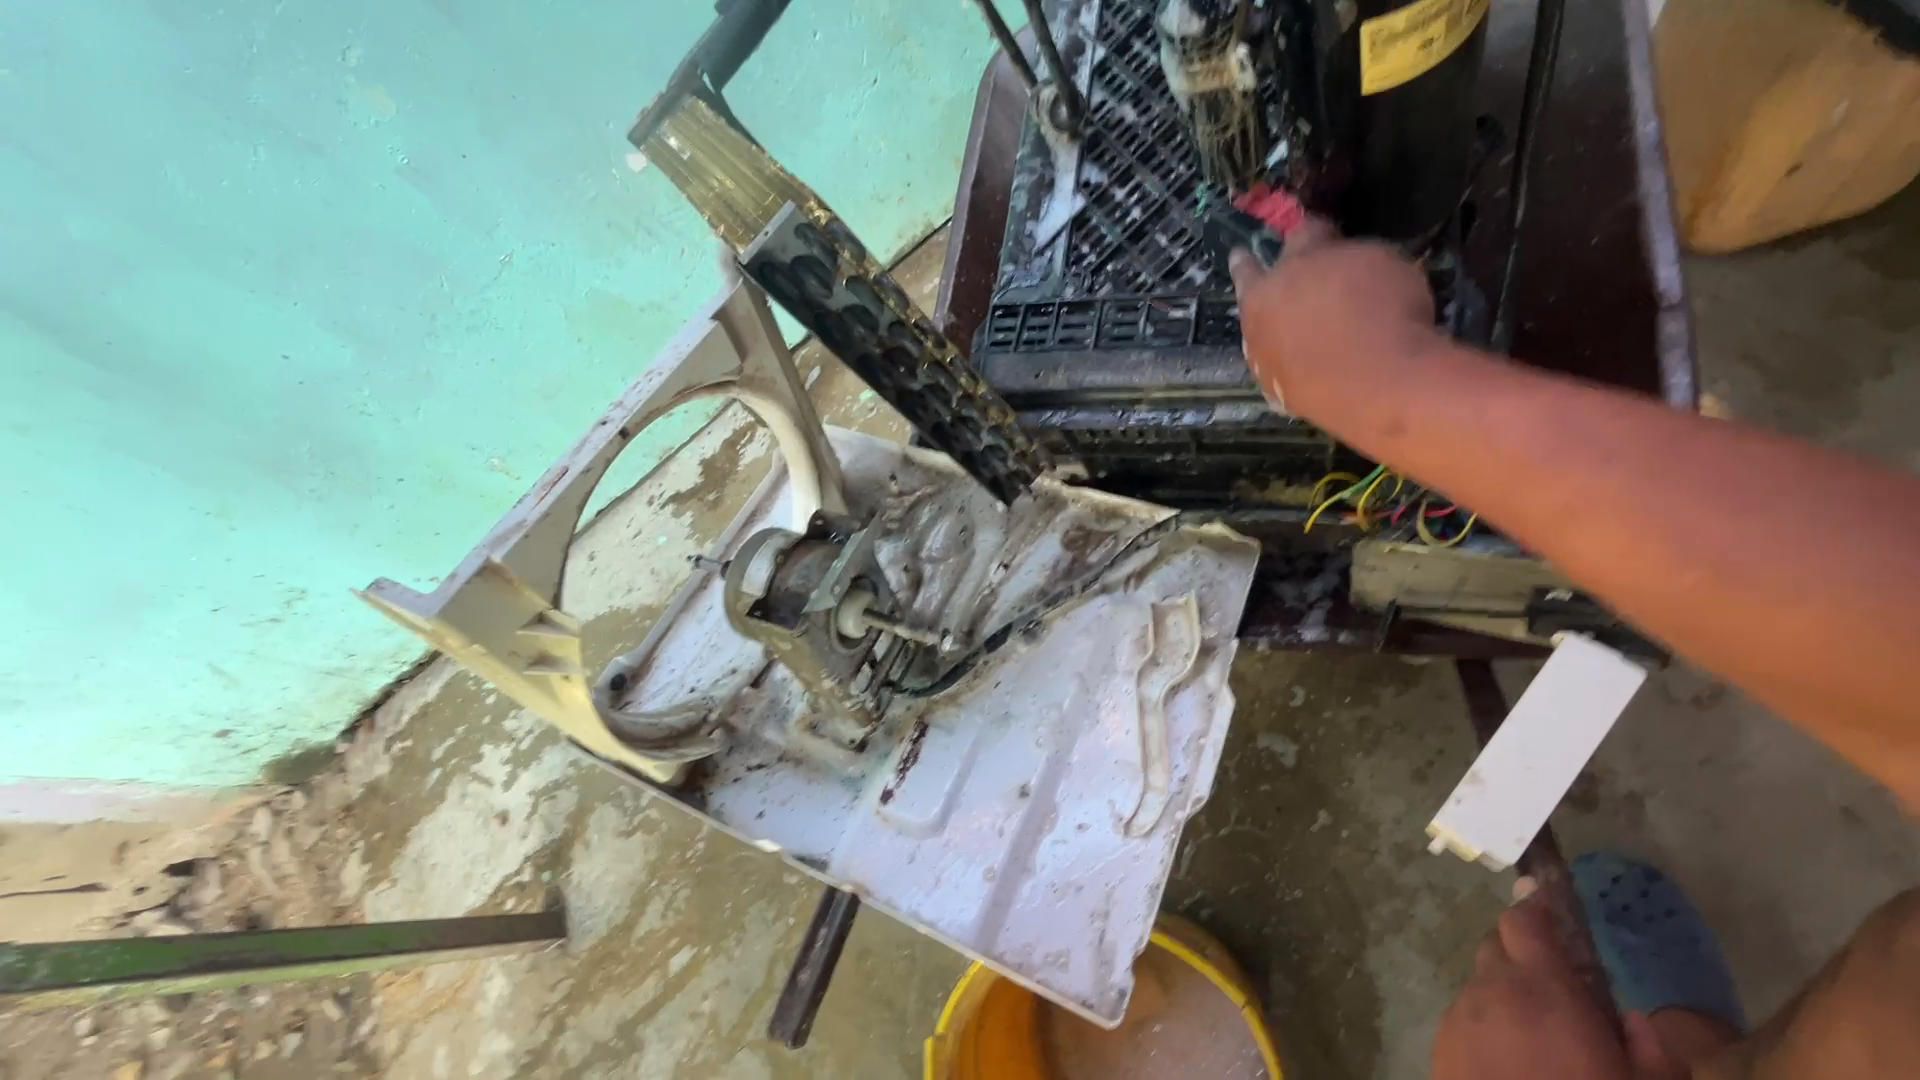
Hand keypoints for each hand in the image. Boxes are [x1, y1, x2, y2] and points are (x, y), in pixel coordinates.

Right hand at [1227, 220, 1435, 416]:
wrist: (1374, 375)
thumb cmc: (1313, 386)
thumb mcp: (1273, 372)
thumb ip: (1271, 341)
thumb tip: (1277, 336)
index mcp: (1260, 300)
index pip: (1245, 271)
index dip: (1245, 262)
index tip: (1244, 254)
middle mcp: (1296, 268)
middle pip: (1302, 234)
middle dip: (1309, 241)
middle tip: (1320, 258)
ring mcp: (1341, 256)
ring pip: (1347, 249)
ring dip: (1352, 267)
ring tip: (1366, 296)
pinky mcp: (1384, 256)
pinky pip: (1383, 264)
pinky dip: (1387, 280)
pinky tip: (1394, 306)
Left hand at [1432, 881, 1685, 1079]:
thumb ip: (1651, 1051)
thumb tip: (1631, 1020)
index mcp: (1541, 990)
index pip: (1524, 922)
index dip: (1536, 909)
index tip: (1546, 902)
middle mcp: (1489, 991)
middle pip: (1497, 950)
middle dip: (1524, 959)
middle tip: (1558, 991)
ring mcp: (1457, 1017)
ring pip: (1480, 987)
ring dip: (1505, 997)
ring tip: (1540, 1039)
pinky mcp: (1439, 1046)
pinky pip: (1464, 1018)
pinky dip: (1486, 1025)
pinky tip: (1513, 1062)